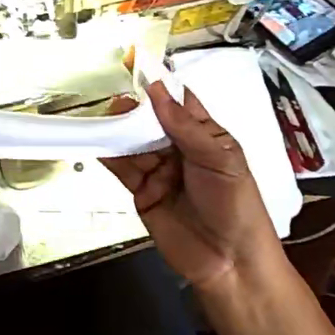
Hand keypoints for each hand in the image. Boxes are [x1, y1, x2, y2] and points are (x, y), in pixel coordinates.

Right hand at [102, 84, 280, 290]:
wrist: (231, 264)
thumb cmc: (237, 206)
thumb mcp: (220, 160)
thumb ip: (185, 127)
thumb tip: (157, 90)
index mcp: (206, 136)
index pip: (181, 104)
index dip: (162, 88)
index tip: (140, 70)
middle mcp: (180, 149)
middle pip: (151, 121)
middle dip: (135, 110)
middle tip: (118, 100)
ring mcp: (160, 170)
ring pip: (133, 142)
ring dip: (119, 130)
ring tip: (104, 118)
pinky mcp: (142, 191)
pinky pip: (122, 168)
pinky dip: (108, 154)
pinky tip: (97, 140)